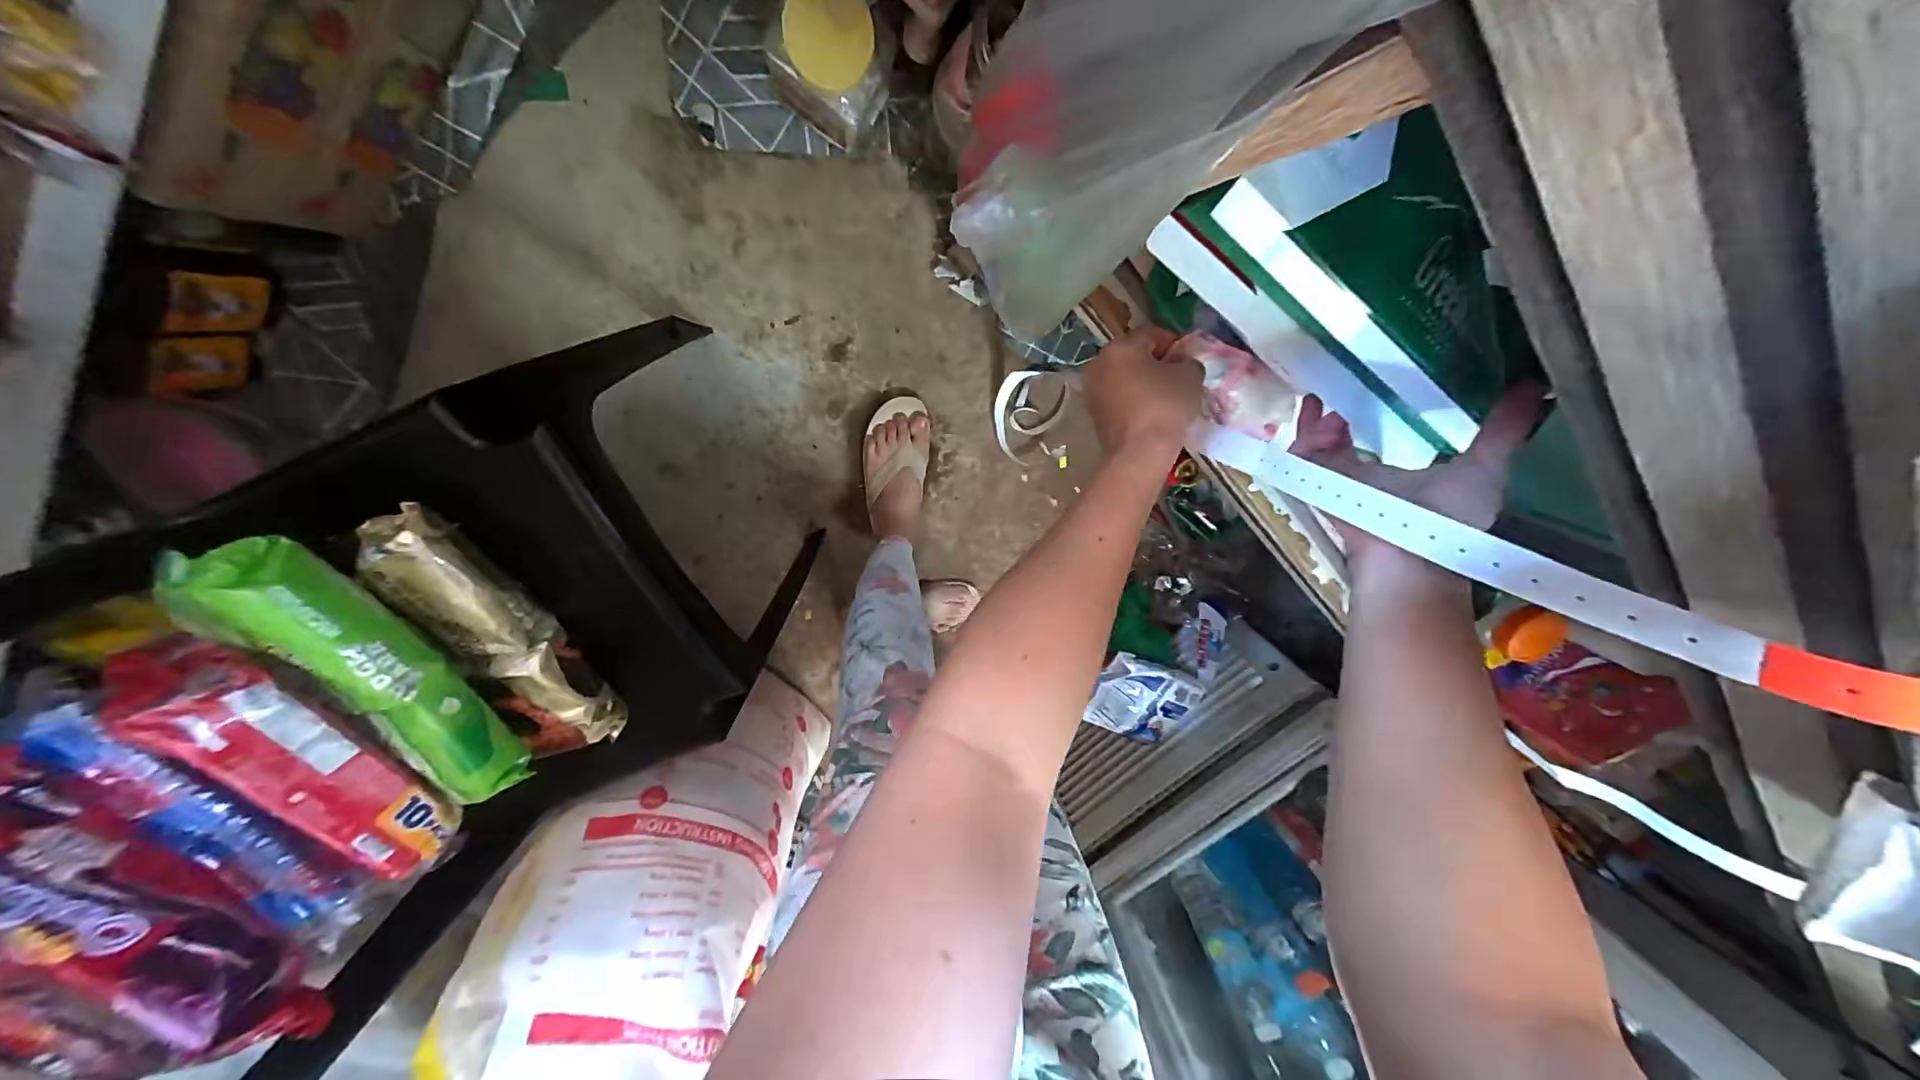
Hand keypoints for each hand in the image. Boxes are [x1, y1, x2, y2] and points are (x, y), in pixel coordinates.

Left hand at [1084, 326, 1202, 456]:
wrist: (1138, 452)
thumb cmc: (1165, 406)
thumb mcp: (1190, 376)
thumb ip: (1188, 361)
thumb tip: (1182, 364)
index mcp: (1120, 346)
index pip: (1152, 333)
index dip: (1175, 343)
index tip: (1190, 358)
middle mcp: (1099, 363)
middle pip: (1133, 354)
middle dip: (1156, 361)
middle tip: (1179, 376)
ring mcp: (1092, 389)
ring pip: (1124, 377)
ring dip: (1144, 381)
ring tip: (1167, 395)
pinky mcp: (1093, 413)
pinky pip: (1118, 397)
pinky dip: (1133, 398)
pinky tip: (1151, 410)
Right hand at [1287, 383, 1545, 564]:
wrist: (1409, 553)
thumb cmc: (1446, 518)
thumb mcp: (1483, 468)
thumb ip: (1504, 430)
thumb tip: (1535, 388)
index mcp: (1386, 480)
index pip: (1364, 451)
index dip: (1359, 429)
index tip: (1364, 402)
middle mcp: (1355, 481)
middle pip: (1329, 448)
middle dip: (1326, 423)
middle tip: (1332, 397)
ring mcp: (1331, 481)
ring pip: (1310, 447)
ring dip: (1314, 424)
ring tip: (1322, 403)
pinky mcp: (1314, 481)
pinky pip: (1299, 453)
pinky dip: (1306, 433)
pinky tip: (1323, 415)